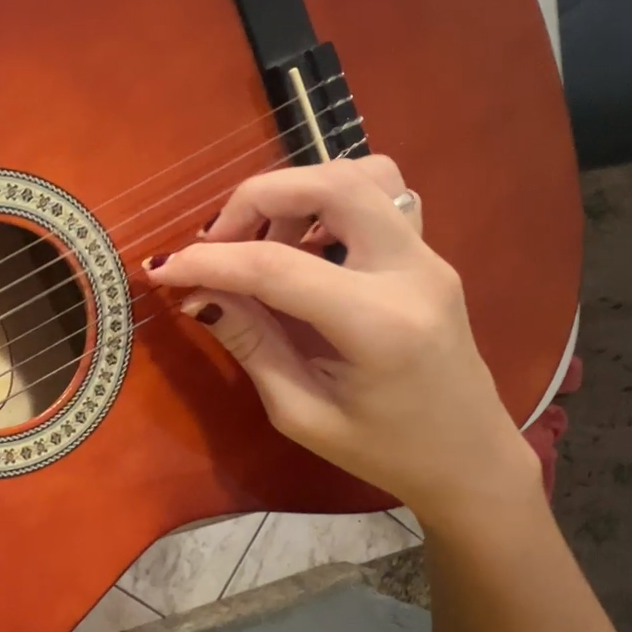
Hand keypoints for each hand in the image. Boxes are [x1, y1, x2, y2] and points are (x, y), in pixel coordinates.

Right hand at [143, 157, 538, 517]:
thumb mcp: (299, 412)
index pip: (275, 266)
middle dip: (255, 200)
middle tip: (214, 243)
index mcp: (376, 324)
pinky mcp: (425, 255)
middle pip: (330, 186)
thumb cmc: (381, 450)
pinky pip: (378, 195)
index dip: (208, 261)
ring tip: (259, 239)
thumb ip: (249, 343)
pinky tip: (299, 240)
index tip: (162, 270)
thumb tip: (197, 295)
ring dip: (295, 192)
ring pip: (360, 174)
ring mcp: (427, 256)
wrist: (468, 456)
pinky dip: (327, 199)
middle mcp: (410, 272)